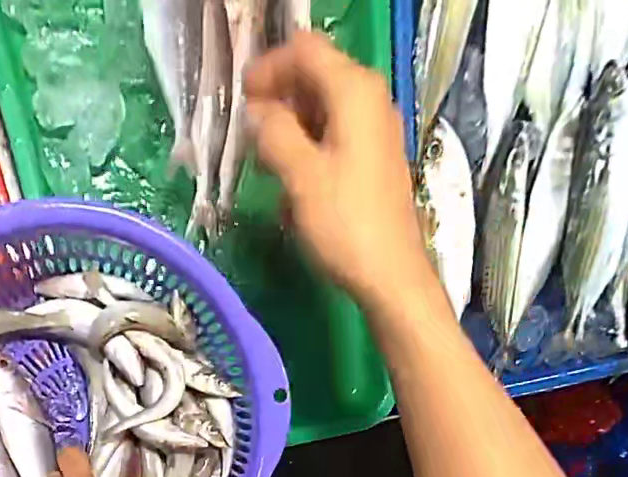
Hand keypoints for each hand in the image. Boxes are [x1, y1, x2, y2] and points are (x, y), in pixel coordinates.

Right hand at [245, 33, 444, 321]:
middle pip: (315, 78)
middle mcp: (369, 101)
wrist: (388, 273)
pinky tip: (291, 185)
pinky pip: (332, 140)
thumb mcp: (300, 178)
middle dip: (278, 100)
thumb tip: (256, 113)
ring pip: (322, 112)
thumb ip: (274, 135)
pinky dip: (307, 151)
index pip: (306, 51)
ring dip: (289, 130)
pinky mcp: (371, 162)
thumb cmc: (344, 224)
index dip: (269, 68)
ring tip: (265, 165)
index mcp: (354, 92)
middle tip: (248, 136)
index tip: (239, 99)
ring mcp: (373, 132)